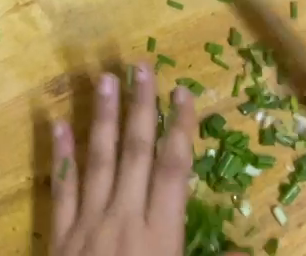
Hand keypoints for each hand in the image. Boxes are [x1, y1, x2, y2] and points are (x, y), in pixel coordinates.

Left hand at [51, 63, 201, 255]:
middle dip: (140, 107)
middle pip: (135, 152)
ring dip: (104, 117)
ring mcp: (89, 224)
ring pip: (99, 160)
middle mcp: (125, 217)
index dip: (180, 127)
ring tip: (104, 78)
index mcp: (160, 233)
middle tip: (141, 66)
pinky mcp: (61, 237)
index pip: (173, 167)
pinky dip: (61, 157)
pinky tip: (58, 124)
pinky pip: (63, 191)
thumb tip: (247, 245)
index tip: (182, 91)